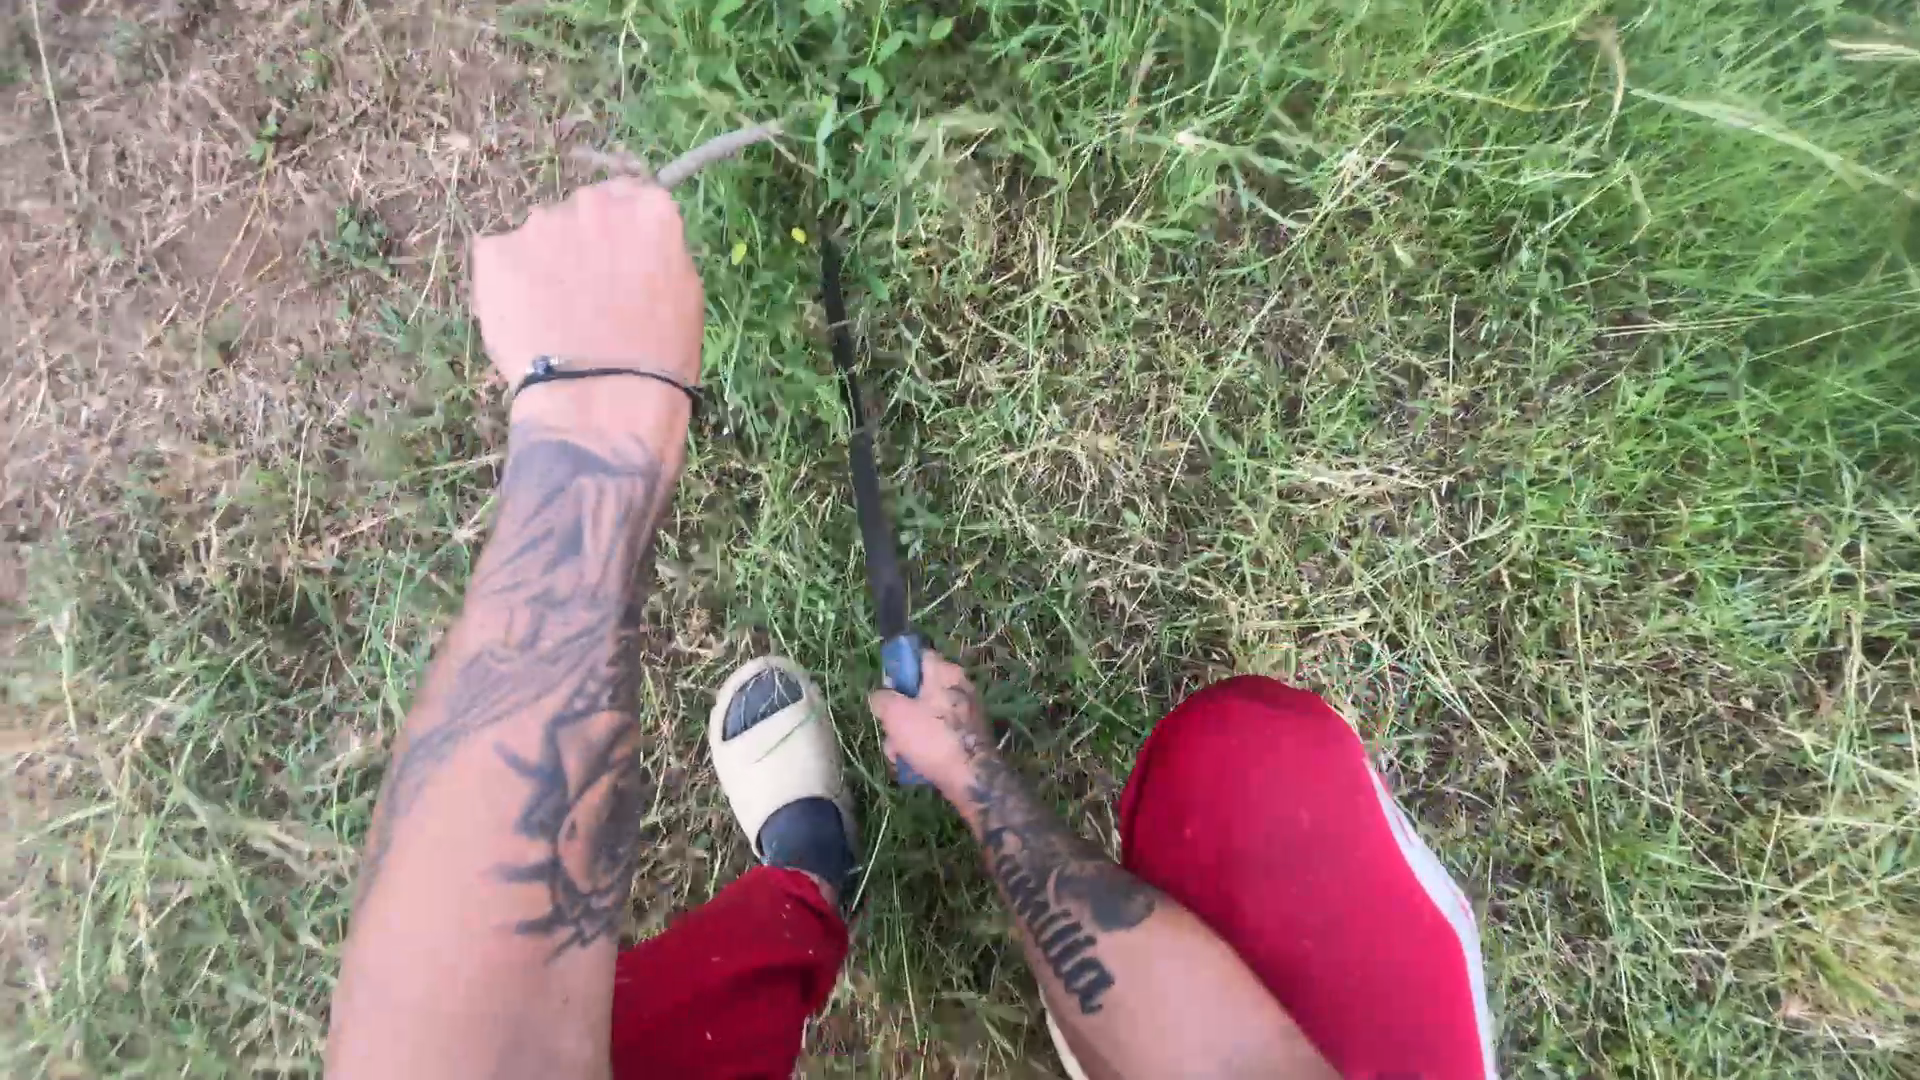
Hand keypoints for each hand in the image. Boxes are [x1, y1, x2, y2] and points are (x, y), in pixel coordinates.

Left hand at [470, 179, 703, 388]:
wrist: (606, 402)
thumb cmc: (661, 360)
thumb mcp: (686, 298)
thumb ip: (662, 255)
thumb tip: (641, 248)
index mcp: (651, 213)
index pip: (636, 197)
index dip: (629, 231)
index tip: (628, 258)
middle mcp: (594, 205)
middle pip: (586, 212)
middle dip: (589, 243)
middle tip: (596, 295)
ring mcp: (540, 225)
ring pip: (544, 236)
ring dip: (551, 264)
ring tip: (563, 319)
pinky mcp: (495, 251)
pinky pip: (505, 260)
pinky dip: (514, 286)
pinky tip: (534, 323)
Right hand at [868, 651, 993, 799]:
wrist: (971, 777)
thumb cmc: (932, 737)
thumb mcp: (895, 714)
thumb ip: (882, 698)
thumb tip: (881, 697)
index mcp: (946, 672)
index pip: (920, 655)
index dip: (900, 667)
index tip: (887, 687)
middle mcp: (960, 686)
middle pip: (920, 690)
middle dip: (899, 712)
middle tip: (889, 729)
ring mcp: (967, 712)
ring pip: (927, 715)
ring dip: (907, 734)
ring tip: (897, 754)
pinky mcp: (969, 735)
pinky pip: (939, 732)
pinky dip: (925, 745)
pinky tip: (913, 763)